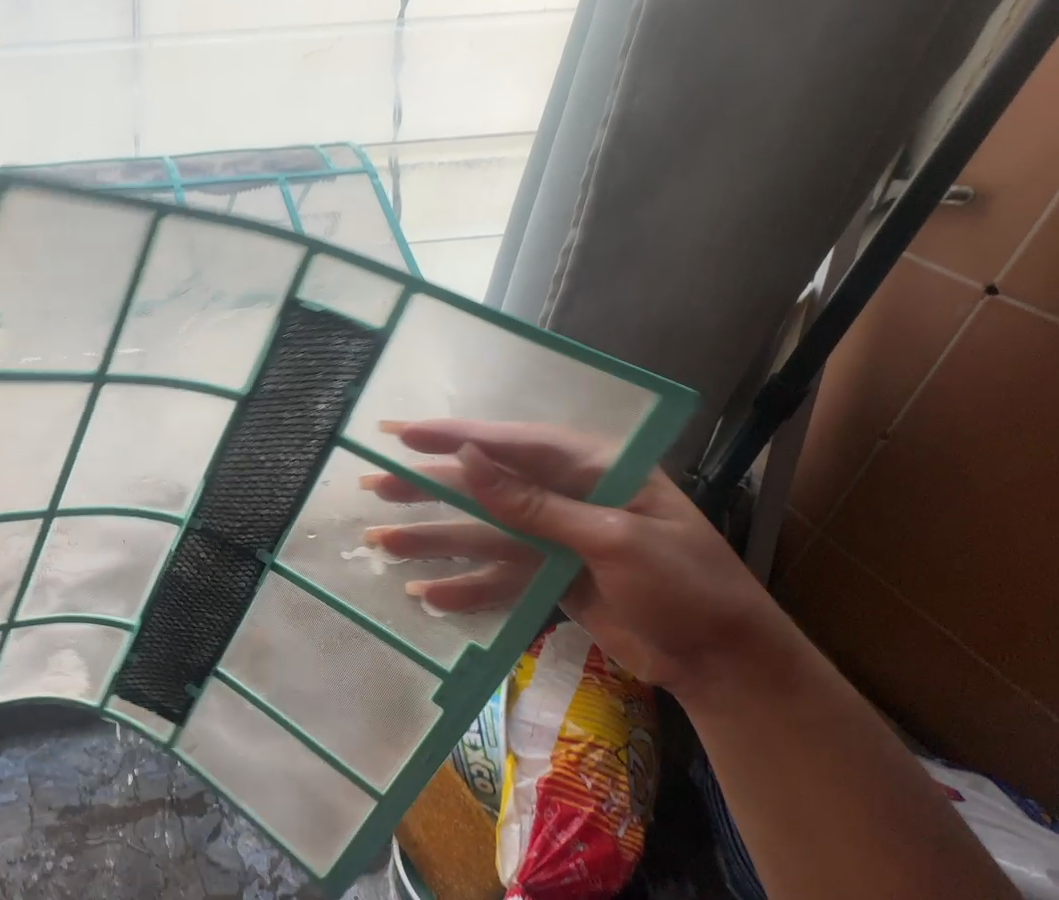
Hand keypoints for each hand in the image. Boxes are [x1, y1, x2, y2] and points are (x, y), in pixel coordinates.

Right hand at [365, 418, 792, 699]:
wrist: (730, 669)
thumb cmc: (688, 588)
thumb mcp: (613, 540)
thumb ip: (534, 502)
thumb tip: (467, 458)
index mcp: (596, 470)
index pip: (513, 444)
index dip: (452, 437)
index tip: (399, 434)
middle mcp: (570, 497)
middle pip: (486, 486)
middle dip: (428, 487)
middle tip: (373, 485)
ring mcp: (559, 540)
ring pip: (483, 533)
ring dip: (434, 539)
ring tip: (381, 541)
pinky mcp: (554, 579)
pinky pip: (498, 576)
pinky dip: (464, 587)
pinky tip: (425, 595)